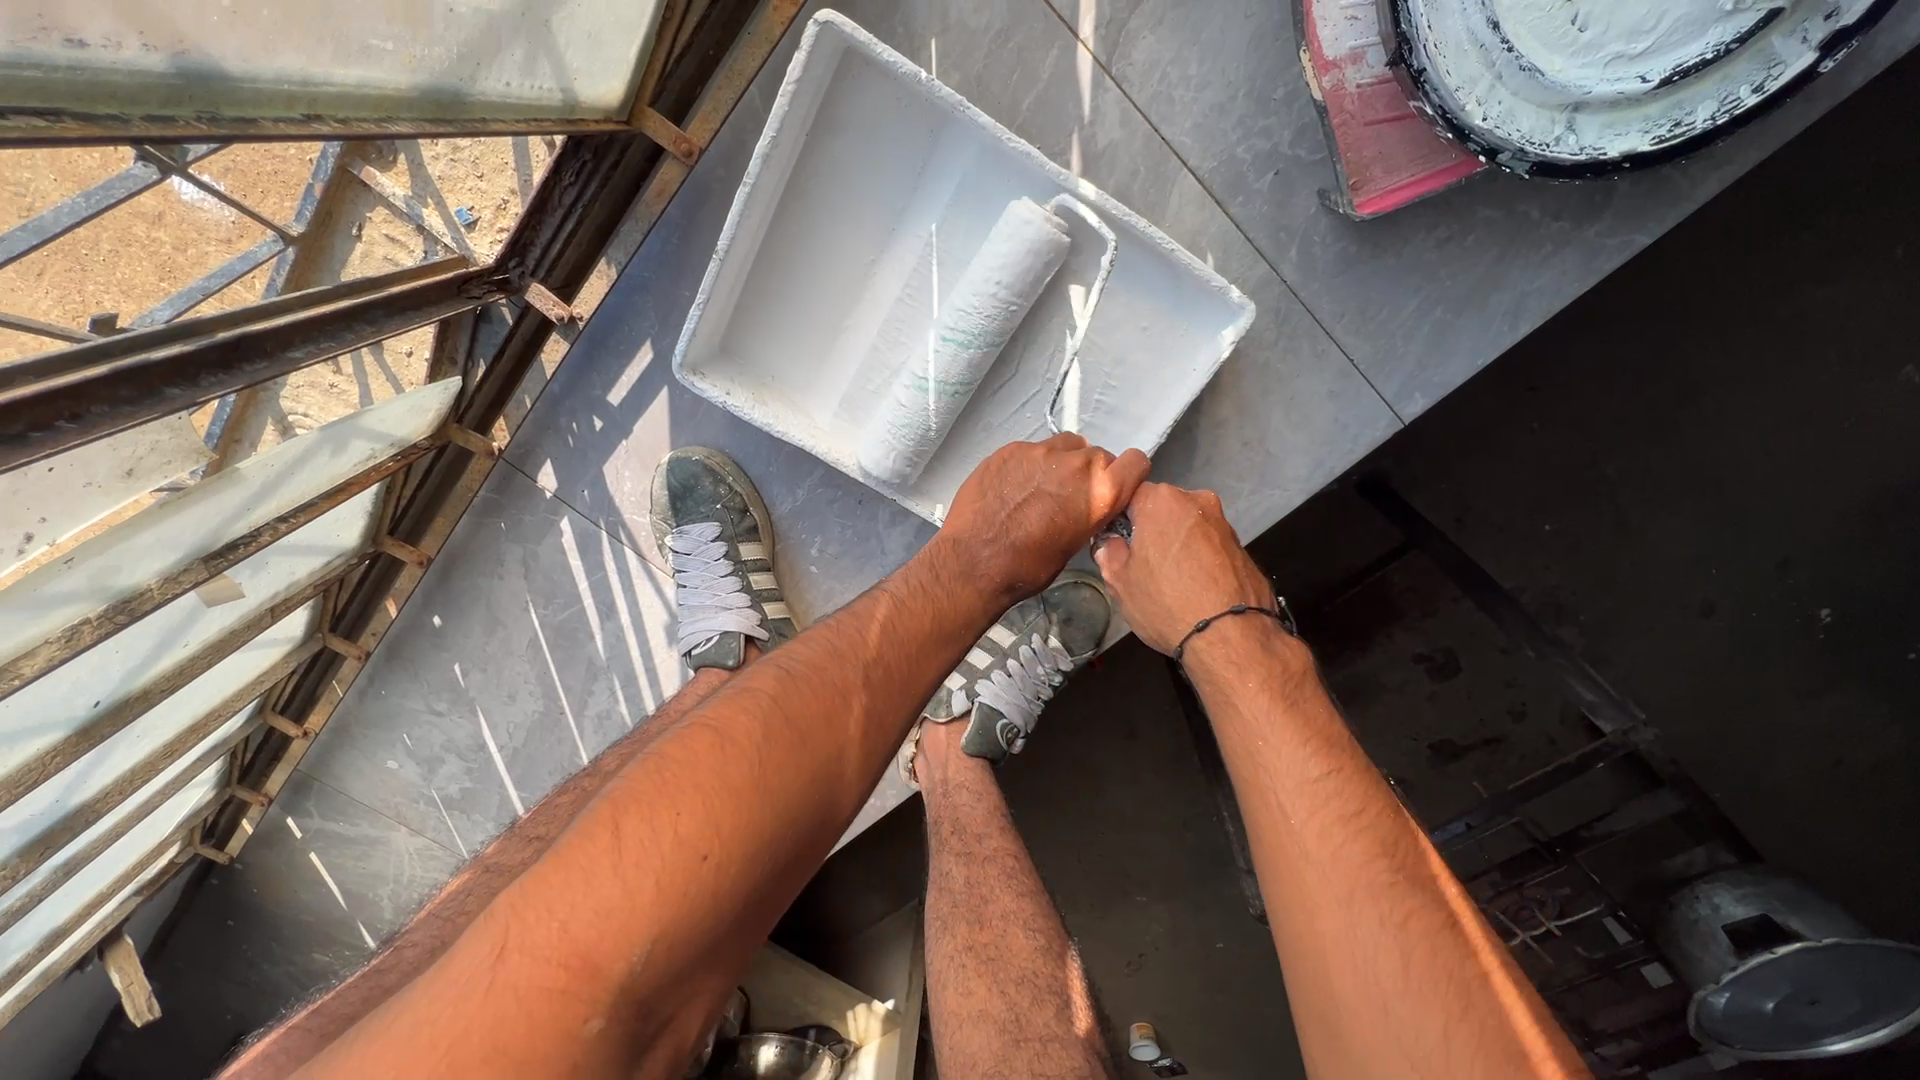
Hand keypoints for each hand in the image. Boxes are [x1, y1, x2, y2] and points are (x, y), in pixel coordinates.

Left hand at [942, 434, 1148, 601]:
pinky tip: (1013, 487)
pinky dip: (1029, 464)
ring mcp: (1041, 451)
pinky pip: (1032, 449)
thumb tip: (1086, 506)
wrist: (974, 562)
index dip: (1126, 475)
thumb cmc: (1027, 567)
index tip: (1114, 486)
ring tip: (1040, 487)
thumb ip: (1090, 513)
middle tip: (1068, 496)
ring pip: (1065, 445)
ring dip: (1060, 462)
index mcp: (1101, 491)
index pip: (1136, 463)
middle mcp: (1077, 464)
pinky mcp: (1010, 448)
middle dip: (1088, 473)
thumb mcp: (1074, 546)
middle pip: (1097, 455)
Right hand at [1092, 482, 1274, 654]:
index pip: (1130, 494)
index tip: (1114, 541)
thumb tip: (1111, 544)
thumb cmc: (1166, 603)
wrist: (1230, 637)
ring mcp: (1224, 523)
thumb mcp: (1119, 582)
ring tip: (1170, 580)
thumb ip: (1109, 553)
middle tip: (1140, 563)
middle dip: (1151, 528)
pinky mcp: (1243, 547)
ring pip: (1189, 527)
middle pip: (1163, 508)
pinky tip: (1195, 587)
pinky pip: (1210, 546)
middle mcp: (1196, 501)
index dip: (1119, 518)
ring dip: (1177, 544)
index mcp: (1161, 500)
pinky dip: (1200, 559)